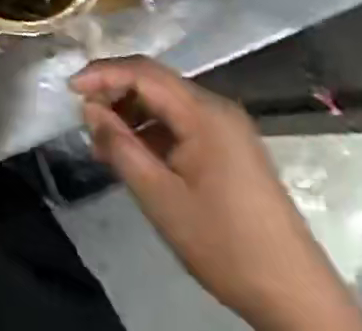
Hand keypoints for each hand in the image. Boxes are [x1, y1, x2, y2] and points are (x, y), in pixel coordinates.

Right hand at [71, 57, 361, 330]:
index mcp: (204, 112)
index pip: (145, 73)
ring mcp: (227, 127)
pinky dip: (154, 132)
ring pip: (169, 104)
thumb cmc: (222, 242)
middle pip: (157, 83)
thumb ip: (121, 147)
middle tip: (83, 118)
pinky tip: (134, 156)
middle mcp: (217, 108)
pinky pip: (183, 124)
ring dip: (134, 115)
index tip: (70, 88)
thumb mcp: (160, 198)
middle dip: (116, 93)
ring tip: (102, 143)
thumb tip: (91, 110)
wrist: (291, 289)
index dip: (104, 73)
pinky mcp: (230, 147)